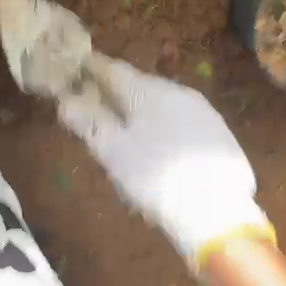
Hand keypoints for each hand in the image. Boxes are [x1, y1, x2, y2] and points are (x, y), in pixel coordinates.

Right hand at [58, 59, 274, 268]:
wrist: (218, 215)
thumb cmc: (155, 179)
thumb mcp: (112, 152)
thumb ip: (88, 122)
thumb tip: (66, 101)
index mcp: (149, 92)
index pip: (113, 70)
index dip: (91, 69)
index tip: (74, 70)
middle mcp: (179, 93)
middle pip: (138, 86)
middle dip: (114, 93)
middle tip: (94, 104)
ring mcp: (204, 113)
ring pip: (161, 104)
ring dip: (139, 111)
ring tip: (124, 131)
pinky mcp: (219, 135)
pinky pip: (180, 121)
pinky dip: (162, 126)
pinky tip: (158, 151)